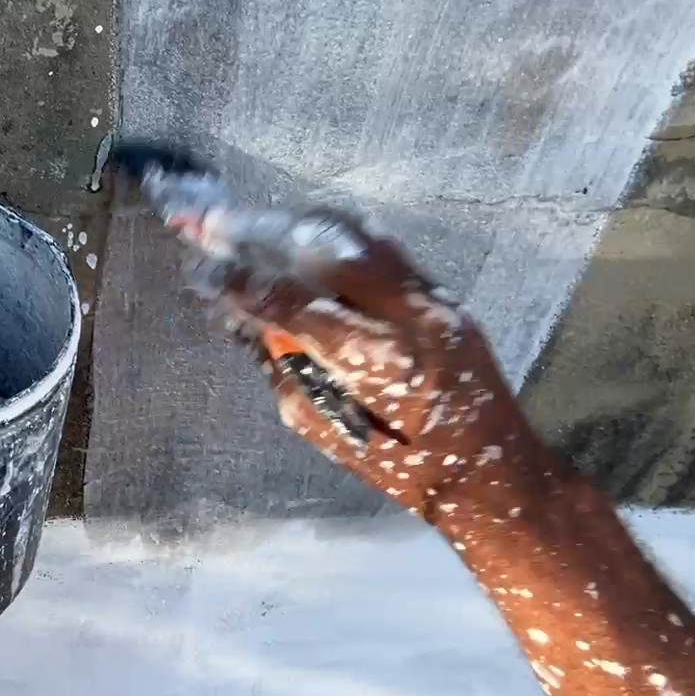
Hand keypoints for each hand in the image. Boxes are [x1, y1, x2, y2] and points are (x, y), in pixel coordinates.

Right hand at [205, 212, 552, 516]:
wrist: (494, 474)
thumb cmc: (394, 461)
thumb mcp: (317, 421)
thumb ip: (276, 361)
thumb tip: (237, 314)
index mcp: (369, 357)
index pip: (285, 298)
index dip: (235, 279)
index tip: (200, 269)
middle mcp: (404, 313)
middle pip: (318, 243)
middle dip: (257, 229)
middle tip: (213, 221)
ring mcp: (431, 296)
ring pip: (352, 231)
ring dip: (293, 223)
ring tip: (253, 223)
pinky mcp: (444, 293)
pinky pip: (380, 244)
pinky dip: (332, 234)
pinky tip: (301, 235)